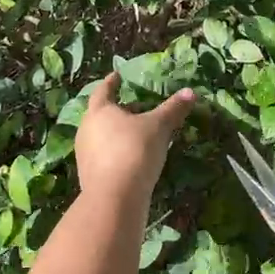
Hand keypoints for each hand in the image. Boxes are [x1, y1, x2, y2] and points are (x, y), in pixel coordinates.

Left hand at [74, 73, 194, 203]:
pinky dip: (113, 152)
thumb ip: (173, 109)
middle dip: (114, 110)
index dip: (111, 82)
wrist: (114, 197)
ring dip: (113, 133)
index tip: (116, 75)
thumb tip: (190, 91)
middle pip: (99, 114)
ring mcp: (84, 153)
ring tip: (131, 133)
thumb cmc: (134, 151)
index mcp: (99, 111)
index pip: (103, 91)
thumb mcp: (158, 127)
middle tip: (130, 106)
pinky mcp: (88, 175)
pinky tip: (128, 158)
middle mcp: (86, 129)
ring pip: (99, 136)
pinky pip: (101, 156)